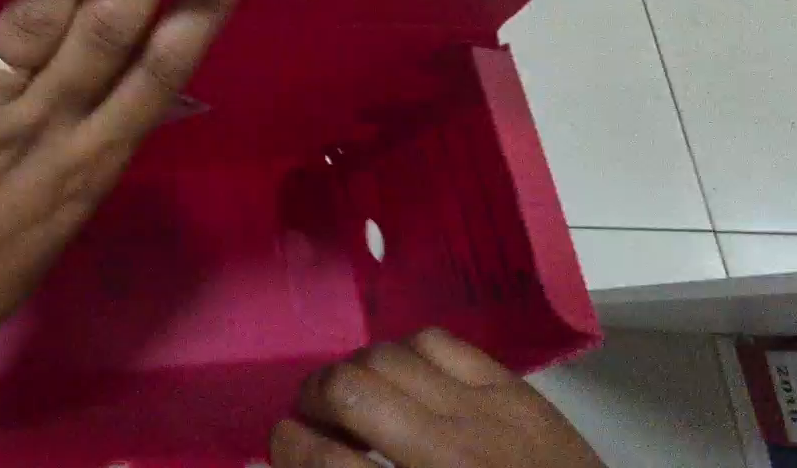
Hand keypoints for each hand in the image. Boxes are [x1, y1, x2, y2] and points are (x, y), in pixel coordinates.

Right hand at [272, 329, 604, 467]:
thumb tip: (297, 462)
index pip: (329, 461)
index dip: (287, 447)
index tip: (280, 446)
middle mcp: (452, 453)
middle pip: (351, 389)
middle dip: (312, 400)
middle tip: (313, 421)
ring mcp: (488, 413)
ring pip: (386, 355)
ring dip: (356, 374)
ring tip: (357, 397)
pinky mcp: (516, 389)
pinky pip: (437, 341)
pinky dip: (406, 354)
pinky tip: (405, 377)